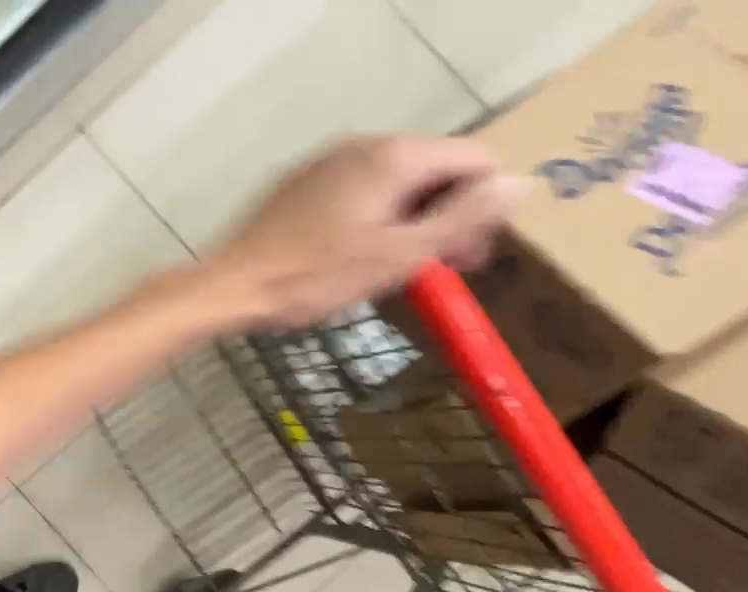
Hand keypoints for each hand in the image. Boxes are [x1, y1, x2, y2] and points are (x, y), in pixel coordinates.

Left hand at [209, 135, 525, 327]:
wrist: (227, 289)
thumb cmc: (310, 277)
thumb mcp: (397, 254)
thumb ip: (462, 217)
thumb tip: (520, 184)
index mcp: (394, 155)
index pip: (475, 161)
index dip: (483, 207)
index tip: (470, 255)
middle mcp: (360, 146)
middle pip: (432, 171)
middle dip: (444, 217)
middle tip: (441, 268)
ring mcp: (323, 165)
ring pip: (391, 186)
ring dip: (407, 223)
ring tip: (396, 271)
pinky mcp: (295, 188)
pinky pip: (352, 196)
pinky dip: (368, 221)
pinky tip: (355, 259)